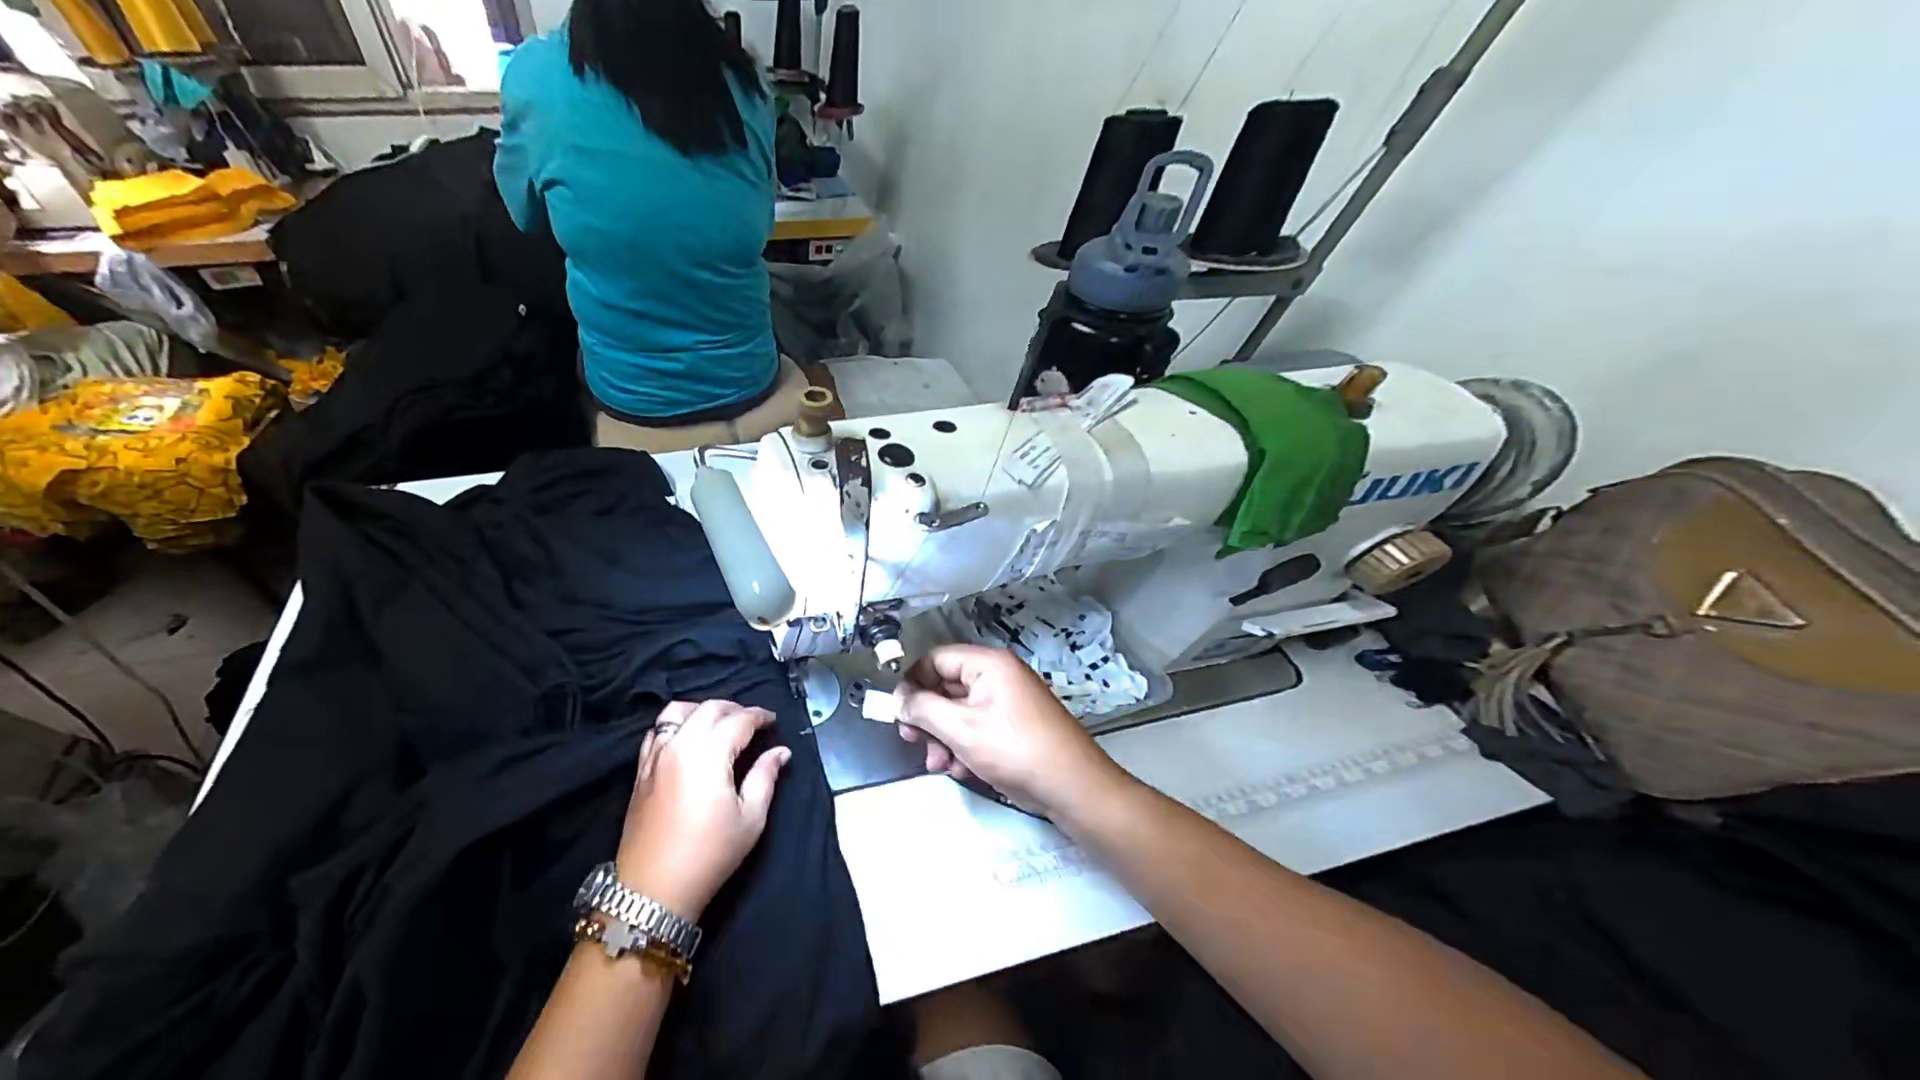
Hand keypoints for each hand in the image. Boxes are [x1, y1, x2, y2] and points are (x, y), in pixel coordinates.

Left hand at [615, 700, 791, 919]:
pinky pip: (657, 732)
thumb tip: (780, 752)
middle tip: (752, 722)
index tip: (773, 721)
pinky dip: (676, 725)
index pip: (739, 720)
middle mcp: (679, 745)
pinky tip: (688, 740)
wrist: (652, 891)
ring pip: (677, 712)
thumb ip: (765, 776)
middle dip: (735, 709)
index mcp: (708, 753)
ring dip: (703, 711)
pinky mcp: (640, 772)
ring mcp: (654, 757)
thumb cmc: (709, 855)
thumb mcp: (751, 818)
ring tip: (719, 725)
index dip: (760, 716)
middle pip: (709, 708)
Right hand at [897, 645, 1132, 817]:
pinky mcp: (1013, 726)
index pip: (936, 659)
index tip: (898, 714)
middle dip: (927, 718)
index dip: (912, 683)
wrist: (1071, 786)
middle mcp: (998, 676)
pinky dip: (964, 746)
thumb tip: (898, 699)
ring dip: (942, 738)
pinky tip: (962, 770)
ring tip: (941, 765)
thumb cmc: (1014, 749)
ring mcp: (1008, 702)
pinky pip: (977, 727)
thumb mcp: (960, 728)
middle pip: (946, 687)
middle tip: (914, 743)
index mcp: (988, 664)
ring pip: (958, 712)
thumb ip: (923, 709)